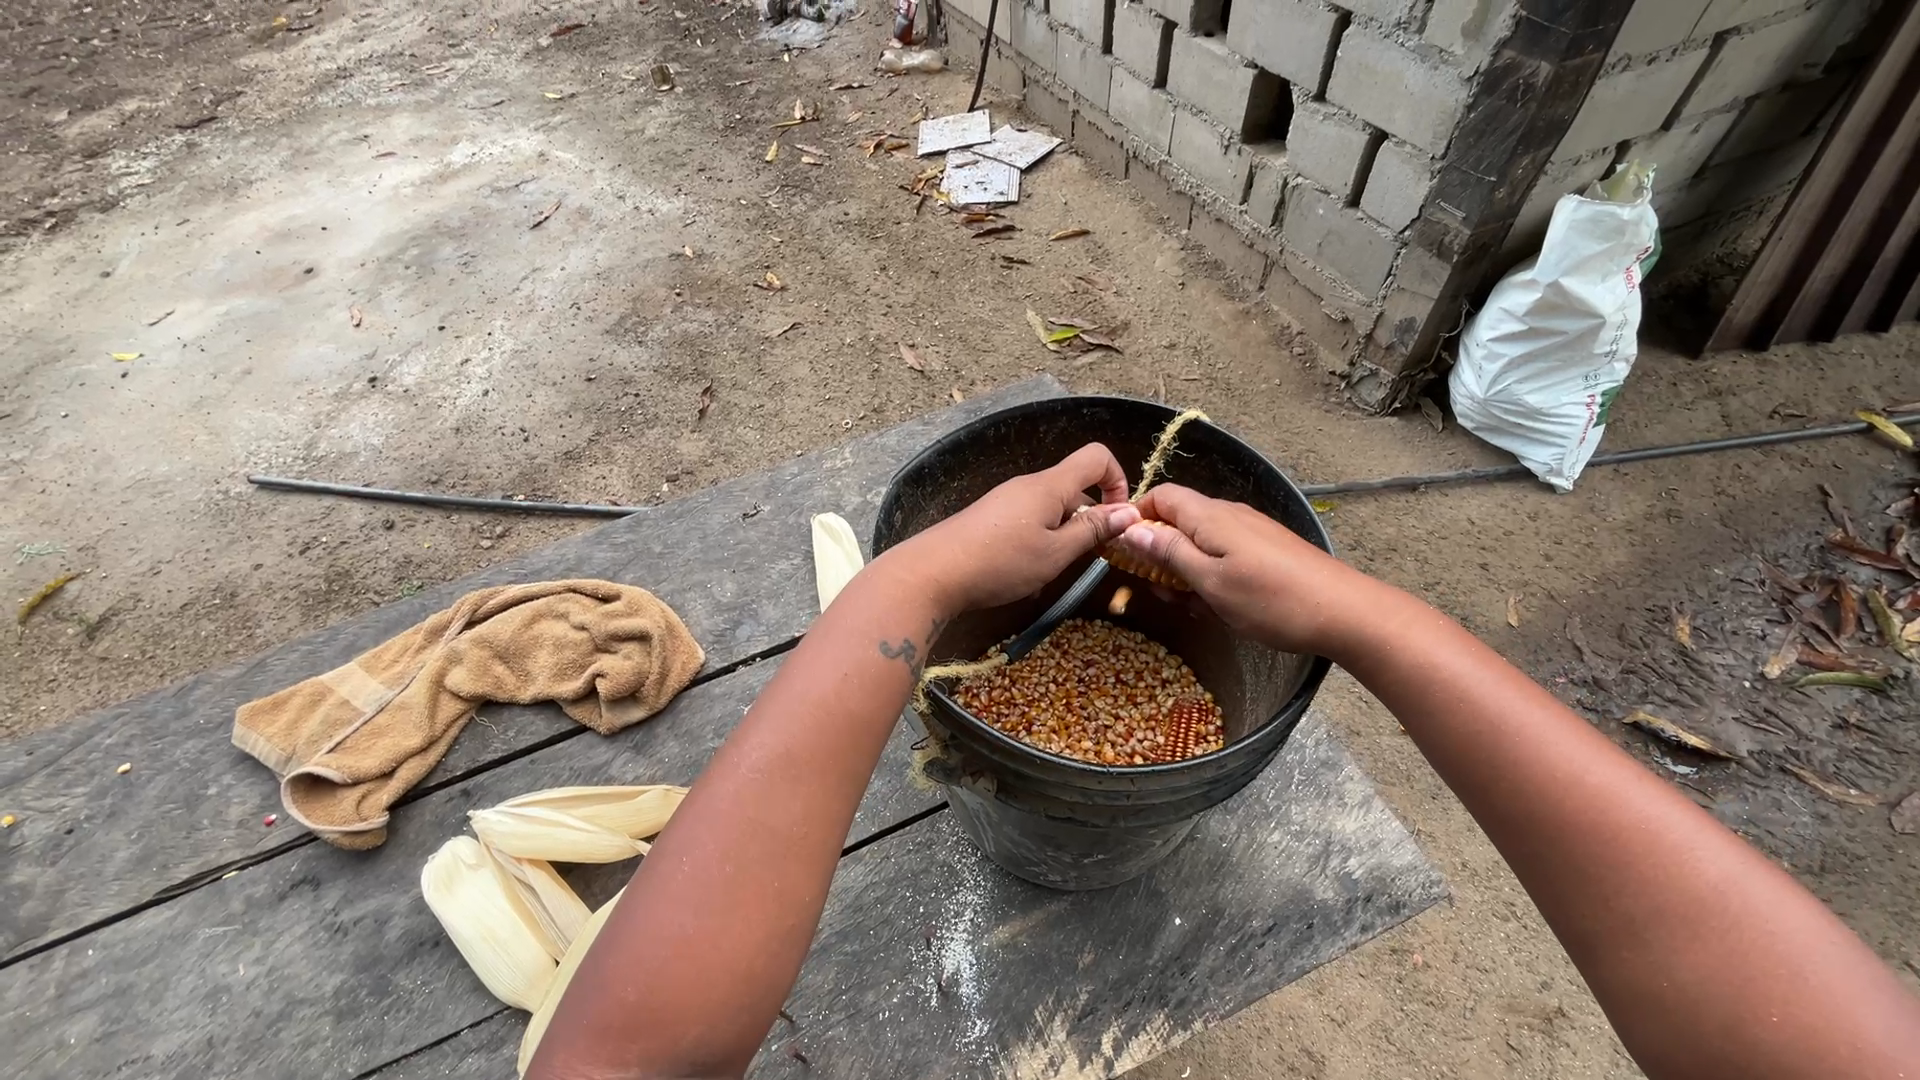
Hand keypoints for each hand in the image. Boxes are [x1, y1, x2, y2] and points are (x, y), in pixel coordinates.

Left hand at [885, 443, 1141, 614]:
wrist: (931, 573)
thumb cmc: (999, 563)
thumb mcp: (1055, 553)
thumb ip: (1093, 531)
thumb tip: (1129, 511)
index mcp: (1049, 486)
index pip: (1096, 457)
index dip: (1117, 481)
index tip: (1117, 519)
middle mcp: (1028, 485)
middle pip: (1074, 487)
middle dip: (1089, 519)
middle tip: (1086, 559)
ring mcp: (1006, 500)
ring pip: (1051, 509)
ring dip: (1063, 535)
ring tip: (1050, 571)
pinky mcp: (990, 518)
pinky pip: (1028, 520)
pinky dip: (1039, 541)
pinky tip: (1024, 573)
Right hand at [1113, 484, 1372, 655]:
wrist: (1345, 613)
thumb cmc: (1271, 600)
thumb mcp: (1210, 581)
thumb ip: (1169, 553)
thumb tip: (1130, 528)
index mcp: (1210, 516)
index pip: (1160, 496)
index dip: (1136, 518)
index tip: (1125, 552)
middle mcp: (1229, 515)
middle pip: (1177, 520)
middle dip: (1161, 554)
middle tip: (1164, 592)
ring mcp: (1249, 532)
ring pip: (1200, 542)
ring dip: (1186, 571)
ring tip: (1197, 606)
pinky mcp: (1265, 549)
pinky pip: (1223, 554)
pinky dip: (1211, 576)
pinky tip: (1222, 606)